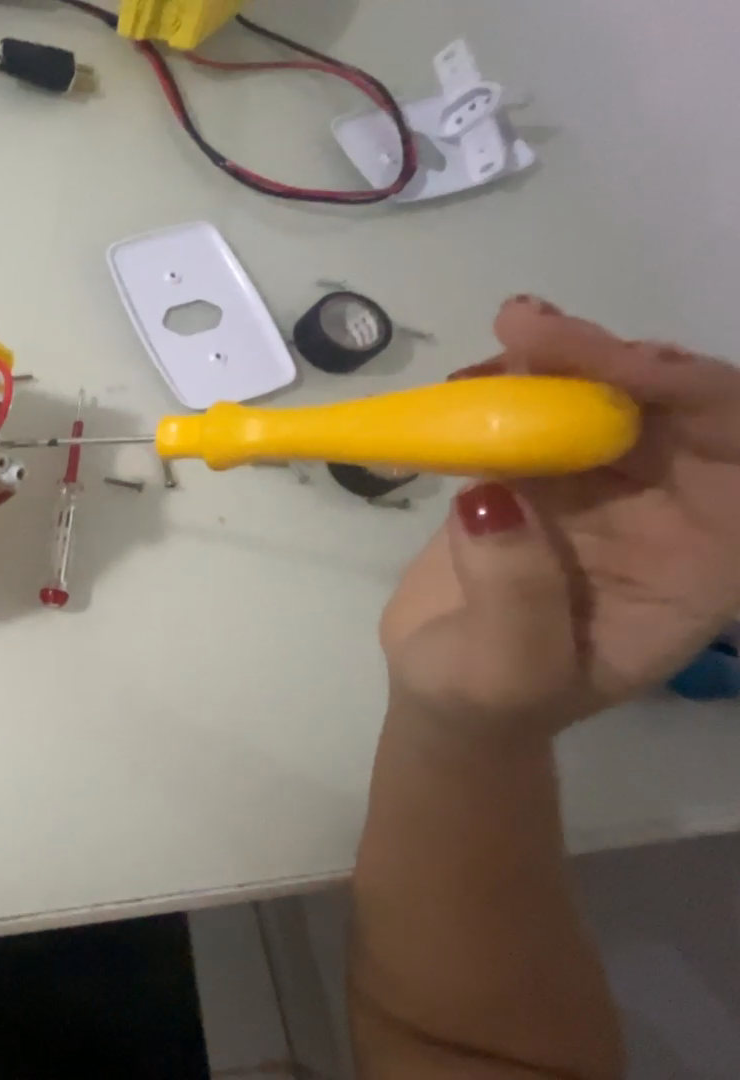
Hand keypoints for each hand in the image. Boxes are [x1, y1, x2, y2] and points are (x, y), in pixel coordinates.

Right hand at [380, 296, 739, 737]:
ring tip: (489, 347)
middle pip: (670, 411)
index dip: (693, 396)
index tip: (613, 363)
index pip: (738, 455)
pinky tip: (462, 385)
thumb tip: (489, 493)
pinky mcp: (529, 485)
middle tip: (525, 327)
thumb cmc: (493, 696)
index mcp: (708, 556)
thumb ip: (515, 590)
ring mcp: (597, 493)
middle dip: (608, 361)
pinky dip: (497, 396)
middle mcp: (670, 511)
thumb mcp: (510, 668)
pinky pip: (526, 426)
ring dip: (548, 366)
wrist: (450, 697)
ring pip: (596, 404)